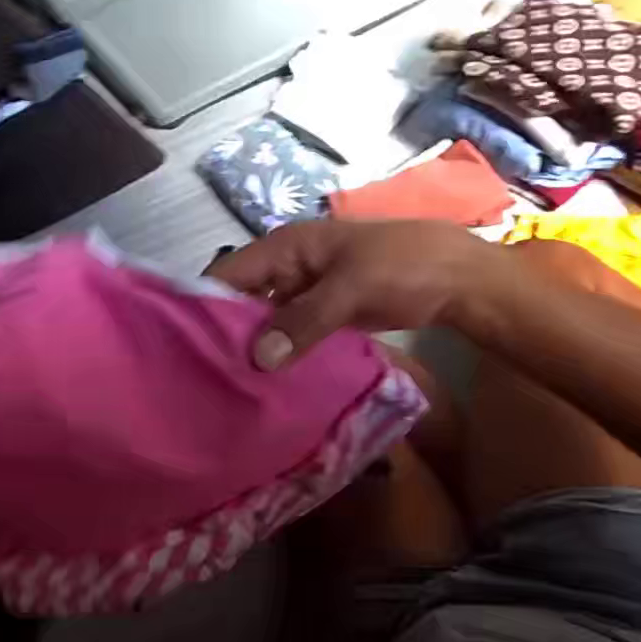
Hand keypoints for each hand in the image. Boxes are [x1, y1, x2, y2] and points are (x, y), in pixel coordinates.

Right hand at [207, 220, 504, 369]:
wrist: (457, 277)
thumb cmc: (403, 267)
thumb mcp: (352, 289)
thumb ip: (303, 321)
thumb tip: (257, 359)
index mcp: (288, 248)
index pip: (229, 275)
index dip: (203, 307)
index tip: (183, 353)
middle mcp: (290, 269)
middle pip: (244, 302)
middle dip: (229, 337)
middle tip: (207, 385)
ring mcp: (310, 294)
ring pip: (270, 323)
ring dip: (258, 352)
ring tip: (233, 393)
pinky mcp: (329, 316)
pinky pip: (296, 336)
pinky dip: (286, 356)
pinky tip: (272, 387)